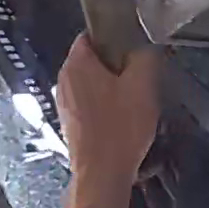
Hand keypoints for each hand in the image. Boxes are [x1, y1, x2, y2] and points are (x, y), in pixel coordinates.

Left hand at [55, 38, 160, 207]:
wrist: (102, 172)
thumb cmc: (121, 124)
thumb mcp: (143, 85)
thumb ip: (145, 57)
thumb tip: (143, 48)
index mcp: (77, 64)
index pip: (91, 34)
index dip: (115, 35)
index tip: (137, 46)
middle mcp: (63, 79)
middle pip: (92, 58)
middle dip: (117, 62)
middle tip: (143, 72)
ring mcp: (64, 102)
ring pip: (92, 81)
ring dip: (113, 83)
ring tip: (137, 95)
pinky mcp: (70, 121)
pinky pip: (89, 100)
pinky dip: (106, 101)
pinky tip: (124, 114)